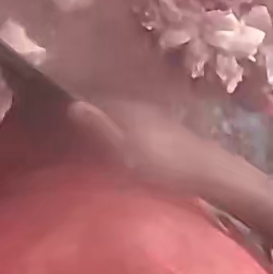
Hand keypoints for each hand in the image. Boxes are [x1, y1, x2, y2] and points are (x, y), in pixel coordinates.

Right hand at [68, 100, 256, 202]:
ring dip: (106, 120)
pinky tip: (120, 143)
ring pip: (121, 113)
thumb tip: (72, 105)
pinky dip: (121, 127)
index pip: (93, 99)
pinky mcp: (164, 127)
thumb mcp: (127, 153)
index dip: (76, 106)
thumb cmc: (167, 166)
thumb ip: (100, 129)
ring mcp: (153, 114)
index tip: (58, 117)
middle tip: (70, 128)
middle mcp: (138, 105)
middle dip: (90, 112)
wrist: (214, 173)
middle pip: (107, 104)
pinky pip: (133, 121)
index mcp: (126, 107)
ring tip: (91, 138)